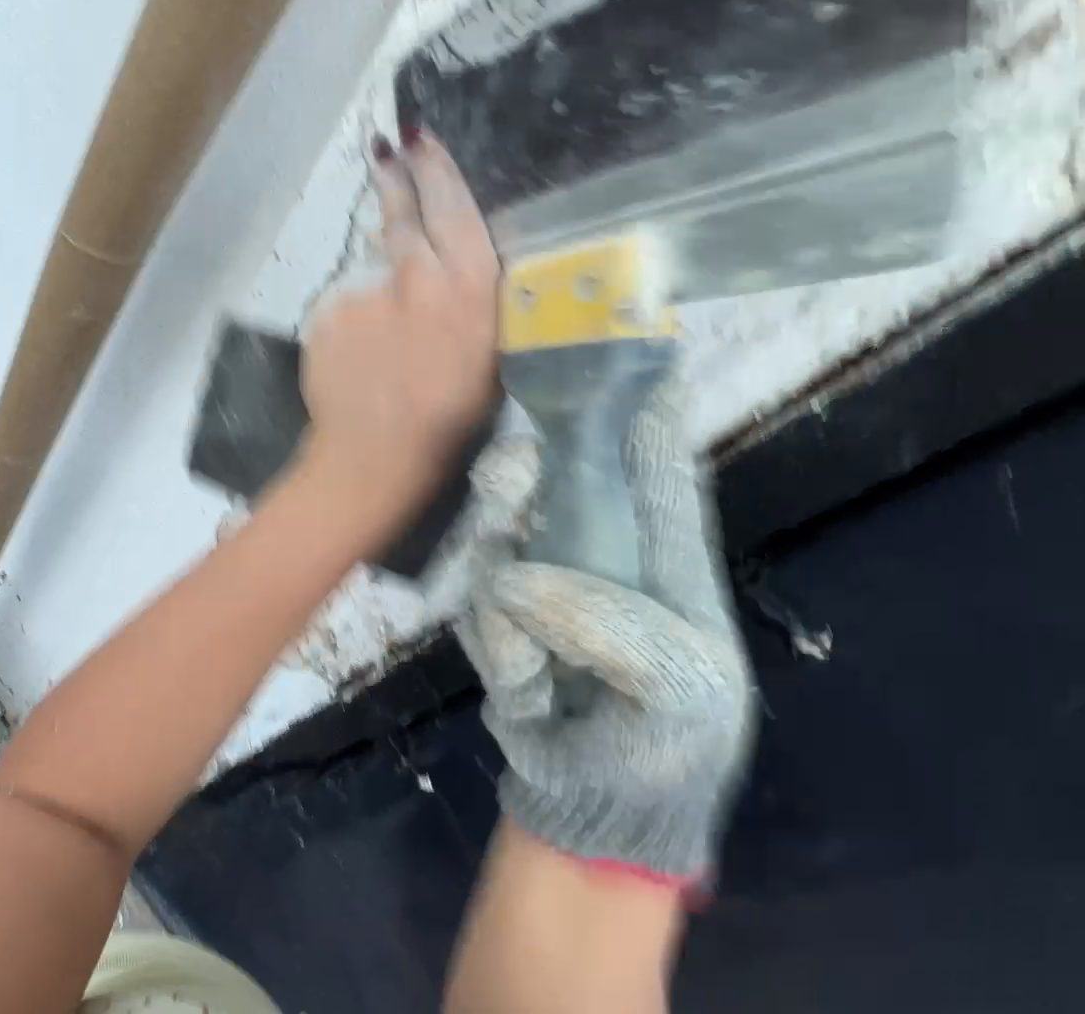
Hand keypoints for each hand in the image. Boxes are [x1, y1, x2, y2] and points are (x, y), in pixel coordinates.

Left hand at [296, 129, 499, 535]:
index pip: (454, 208)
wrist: (373, 452)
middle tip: (385, 150)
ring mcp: (365, 291)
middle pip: (403, 213)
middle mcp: (417, 277)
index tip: (419, 138)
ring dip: (373, 294)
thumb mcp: (486, 354)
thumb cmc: (445, 417)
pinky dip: (347, 323)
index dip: (437, 169)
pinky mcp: (325, 310)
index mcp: (470, 288)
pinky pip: (340, 305)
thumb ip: (466, 299)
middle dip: (395, 177)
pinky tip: (355, 358)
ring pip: (368, 272)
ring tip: (380, 346)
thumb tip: (445, 265)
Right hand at [455, 382, 754, 879]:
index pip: (656, 466)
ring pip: (500, 537)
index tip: (609, 351)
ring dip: (499, 582)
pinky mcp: (495, 614)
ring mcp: (541, 581)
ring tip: (531, 669)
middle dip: (527, 474)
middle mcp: (601, 554)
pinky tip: (523, 688)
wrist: (591, 798)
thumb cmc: (664, 742)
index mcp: (669, 557)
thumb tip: (513, 574)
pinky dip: (491, 641)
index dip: (641, 407)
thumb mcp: (673, 689)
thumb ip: (607, 623)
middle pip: (558, 483)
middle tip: (502, 474)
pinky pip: (475, 598)